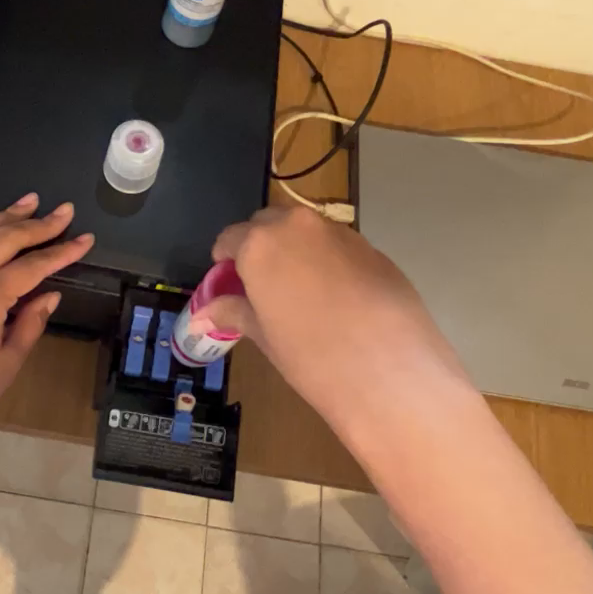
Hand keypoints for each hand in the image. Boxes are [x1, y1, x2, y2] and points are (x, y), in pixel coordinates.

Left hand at [0, 193, 93, 452]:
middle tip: (65, 210)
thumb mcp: (7, 362)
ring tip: (31, 202)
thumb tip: (50, 294)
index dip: (62, 251)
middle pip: (5, 238)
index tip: (85, 238)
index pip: (32, 265)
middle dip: (38, 223)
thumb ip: (31, 322)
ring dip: (7, 216)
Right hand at [205, 206, 476, 437]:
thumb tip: (202, 315)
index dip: (225, 262)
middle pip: (268, 224)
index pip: (229, 238)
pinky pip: (338, 247)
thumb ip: (233, 313)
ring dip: (296, 252)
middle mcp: (298, 226)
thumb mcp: (264, 336)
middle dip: (260, 248)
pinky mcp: (374, 249)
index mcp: (261, 243)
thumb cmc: (311, 355)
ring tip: (302, 297)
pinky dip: (329, 263)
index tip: (229, 286)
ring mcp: (340, 233)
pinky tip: (338, 302)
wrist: (390, 369)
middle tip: (262, 289)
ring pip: (306, 232)